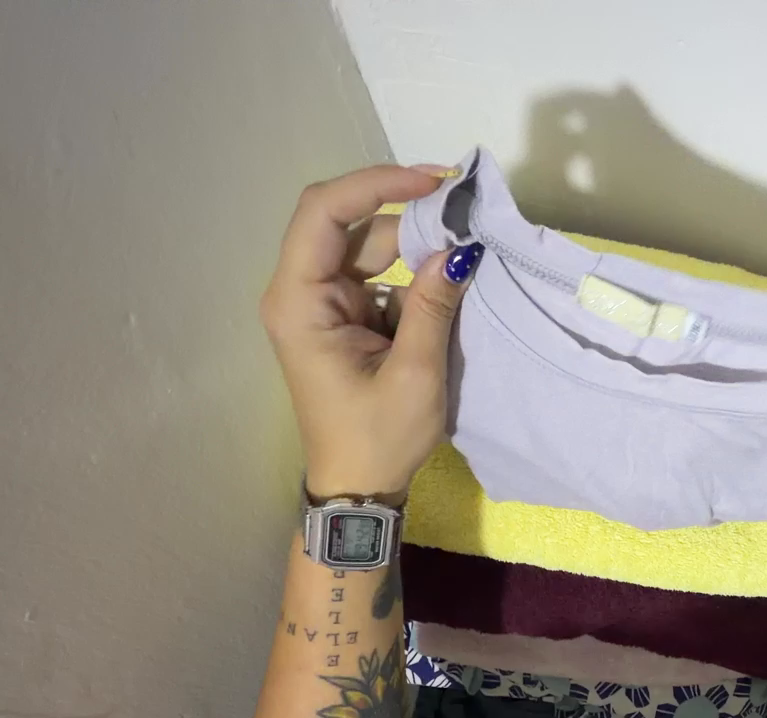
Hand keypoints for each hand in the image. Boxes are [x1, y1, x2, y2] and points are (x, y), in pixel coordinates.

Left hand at [258, 164, 482, 500]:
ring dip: (416, 251)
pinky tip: (450, 288)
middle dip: (407, 218)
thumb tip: (459, 249)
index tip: (433, 182)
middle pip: (349, 228)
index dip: (376, 184)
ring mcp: (326, 307)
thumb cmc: (379, 437)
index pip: (324, 213)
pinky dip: (416, 281)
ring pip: (369, 253)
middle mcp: (303, 294)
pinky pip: (382, 283)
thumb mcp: (415, 373)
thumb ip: (434, 306)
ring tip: (466, 254)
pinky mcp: (348, 322)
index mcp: (300, 302)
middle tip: (464, 215)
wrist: (361, 485)